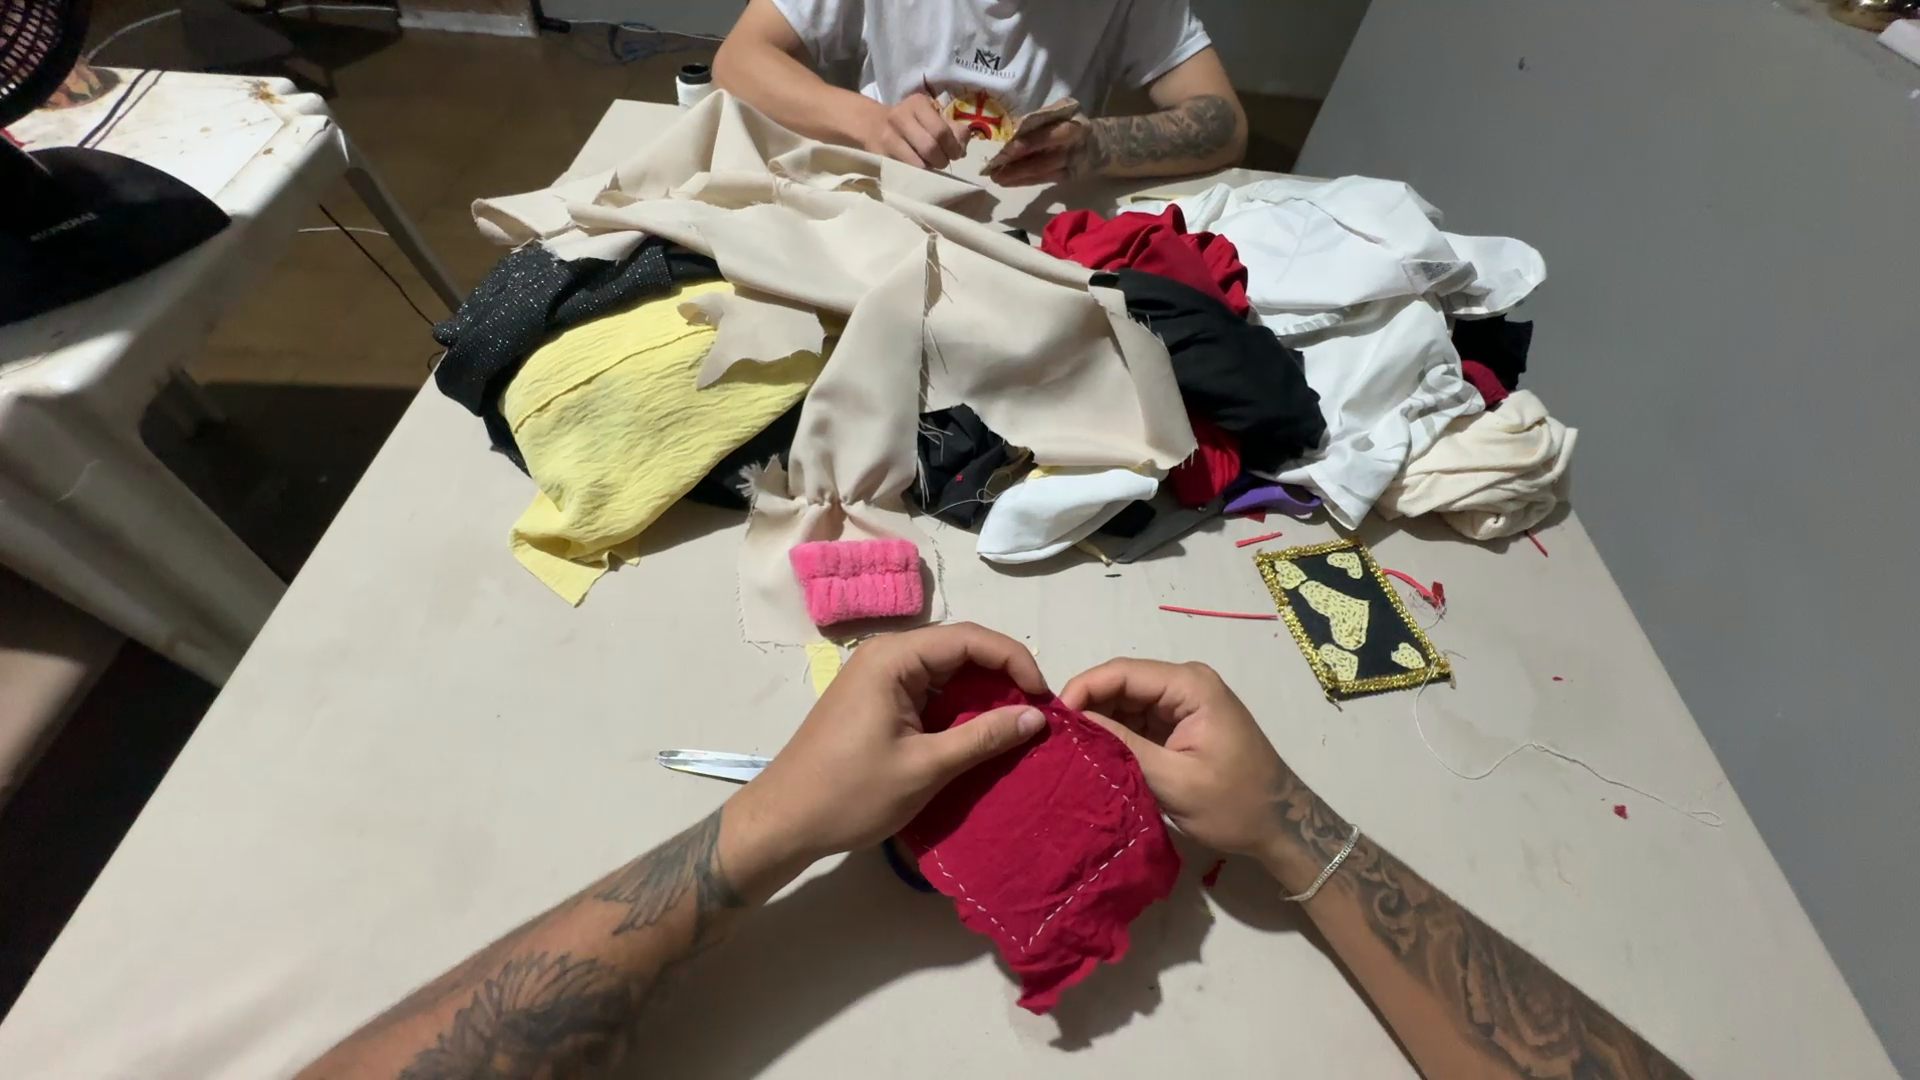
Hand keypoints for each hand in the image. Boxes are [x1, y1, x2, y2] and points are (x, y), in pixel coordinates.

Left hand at [724, 623, 1047, 883]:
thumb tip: (1037, 716)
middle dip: (1002, 675)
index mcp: (894, 657)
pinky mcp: (878, 698)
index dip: (1013, 660)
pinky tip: (981, 730)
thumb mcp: (926, 767)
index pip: (969, 638)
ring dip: (983, 692)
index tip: (1043, 696)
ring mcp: (880, 675)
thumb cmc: (851, 793)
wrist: (784, 821)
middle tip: (1035, 711)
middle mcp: (887, 655)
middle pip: (959, 648)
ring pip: (946, 670)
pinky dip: (959, 706)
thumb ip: (984, 736)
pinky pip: (930, 689)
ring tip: (1017, 722)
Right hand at [862, 92, 968, 168]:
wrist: (871, 125)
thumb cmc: (910, 124)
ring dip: (929, 170)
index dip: (954, 148)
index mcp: (918, 104)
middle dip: (942, 160)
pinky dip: (916, 176)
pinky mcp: (880, 155)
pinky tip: (917, 172)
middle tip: (942, 162)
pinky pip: (905, 172)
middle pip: (931, 147)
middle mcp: (901, 117)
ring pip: (918, 164)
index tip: (955, 154)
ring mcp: (888, 137)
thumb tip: (964, 146)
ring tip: (929, 166)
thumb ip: (952, 130)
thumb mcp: (930, 118)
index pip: (943, 131)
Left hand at [988, 116, 1097, 185]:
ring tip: (996, 176)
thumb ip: (1042, 117)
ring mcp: (1072, 159)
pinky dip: (1024, 181)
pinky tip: (1008, 182)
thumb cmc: (1072, 125)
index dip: (1026, 134)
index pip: (1045, 124)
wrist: (1099, 146)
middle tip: (996, 163)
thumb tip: (1014, 127)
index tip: (1006, 142)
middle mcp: (1073, 137)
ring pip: (1042, 167)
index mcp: (1070, 117)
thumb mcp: (1063, 112)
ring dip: (1017, 173)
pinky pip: (1043, 179)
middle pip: (1044, 146)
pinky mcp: (1068, 177)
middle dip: (1020, 155)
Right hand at [1060, 659, 1294, 862]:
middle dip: (1087, 705)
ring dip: (1098, 720)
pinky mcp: (1178, 722)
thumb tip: (1074, 724)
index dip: (1083, 689)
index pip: (1122, 672)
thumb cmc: (1234, 805)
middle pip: (1120, 683)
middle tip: (1056, 735)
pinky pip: (1136, 717)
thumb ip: (1123, 745)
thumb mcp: (1174, 779)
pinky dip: (1114, 732)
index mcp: (1190, 685)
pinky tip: (1092, 750)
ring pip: (1124, 700)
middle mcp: (1184, 683)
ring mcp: (1182, 702)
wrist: (1282, 829)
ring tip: (1068, 744)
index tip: (1054, 719)